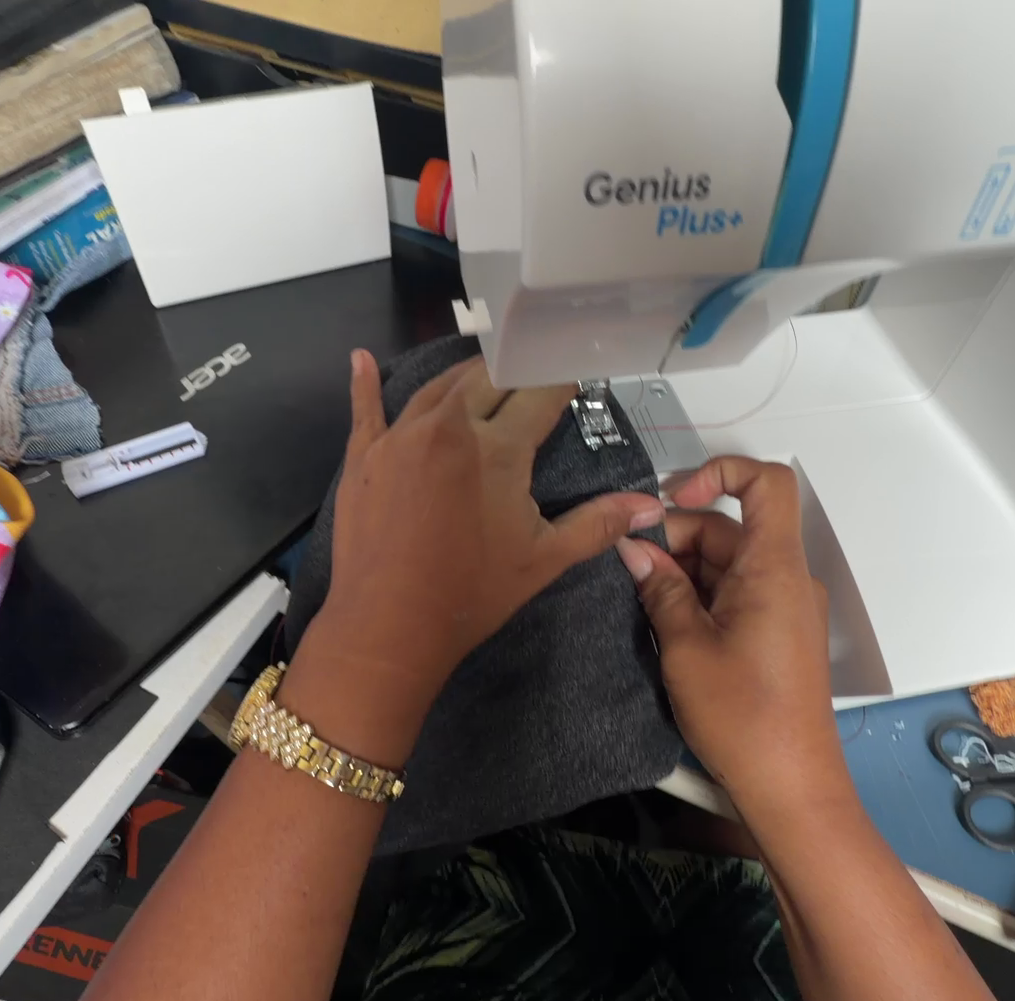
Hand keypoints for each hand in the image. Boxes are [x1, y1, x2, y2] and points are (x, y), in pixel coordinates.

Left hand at [288, 349, 664, 760]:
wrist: (390, 626)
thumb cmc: (473, 593)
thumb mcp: (545, 559)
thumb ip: (599, 524)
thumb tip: (652, 504)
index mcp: (499, 447)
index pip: (539, 393)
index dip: (560, 379)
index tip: (574, 372)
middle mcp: (450, 426)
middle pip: (488, 378)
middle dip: (514, 372)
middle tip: (530, 376)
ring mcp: (400, 437)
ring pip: (436, 387)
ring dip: (463, 376)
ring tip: (482, 372)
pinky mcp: (364, 455)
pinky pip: (365, 408)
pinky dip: (366, 383)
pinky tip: (362, 359)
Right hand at [613, 457, 843, 811]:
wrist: (790, 786)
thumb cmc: (742, 715)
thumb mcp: (685, 645)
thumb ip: (659, 587)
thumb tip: (632, 549)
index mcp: (774, 568)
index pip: (765, 483)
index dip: (717, 472)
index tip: (670, 500)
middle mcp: (785, 578)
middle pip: (729, 526)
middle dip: (675, 536)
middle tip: (629, 567)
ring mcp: (782, 605)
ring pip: (726, 561)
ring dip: (681, 568)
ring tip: (640, 598)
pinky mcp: (774, 631)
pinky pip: (733, 590)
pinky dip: (698, 593)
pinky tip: (663, 618)